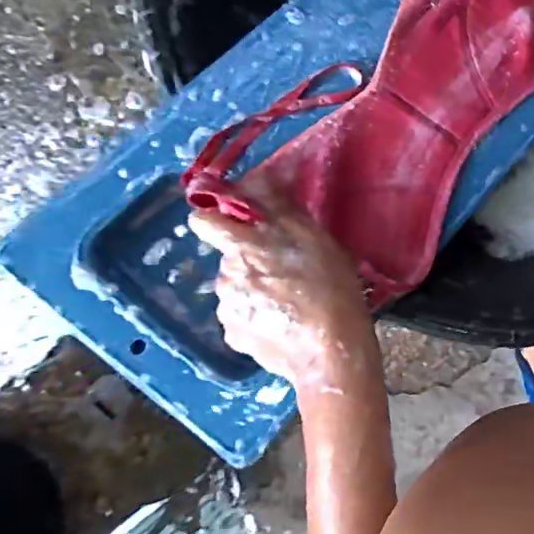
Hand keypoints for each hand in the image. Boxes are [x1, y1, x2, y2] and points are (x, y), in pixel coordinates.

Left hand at [188, 179, 377, 393]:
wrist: (330, 353)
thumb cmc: (330, 289)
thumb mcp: (315, 238)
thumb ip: (280, 208)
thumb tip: (257, 180)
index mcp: (244, 246)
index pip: (203, 220)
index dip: (218, 218)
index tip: (240, 222)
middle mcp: (226, 274)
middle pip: (228, 256)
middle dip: (250, 257)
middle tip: (286, 268)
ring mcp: (226, 309)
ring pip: (234, 286)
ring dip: (254, 287)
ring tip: (288, 300)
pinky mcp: (232, 337)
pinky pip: (239, 315)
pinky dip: (256, 315)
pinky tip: (283, 322)